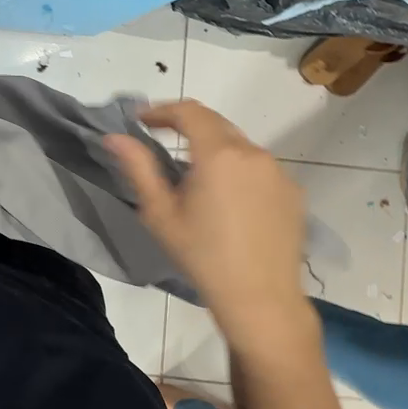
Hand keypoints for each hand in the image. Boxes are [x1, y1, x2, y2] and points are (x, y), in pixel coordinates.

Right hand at [104, 101, 314, 344]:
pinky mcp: (293, 192)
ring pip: (238, 146)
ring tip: (191, 174)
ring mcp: (279, 173)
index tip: (140, 121)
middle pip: (216, 124)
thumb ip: (138, 167)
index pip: (190, 112)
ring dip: (212, 148)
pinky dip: (236, 169)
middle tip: (158, 138)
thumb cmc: (201, 254)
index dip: (162, 110)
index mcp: (219, 154)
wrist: (259, 297)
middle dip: (185, 125)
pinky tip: (223, 198)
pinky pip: (258, 168)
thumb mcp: (159, 212)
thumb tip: (114, 137)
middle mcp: (254, 153)